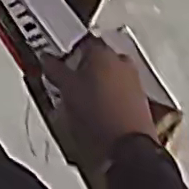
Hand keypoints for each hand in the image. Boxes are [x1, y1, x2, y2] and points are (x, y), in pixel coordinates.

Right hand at [41, 36, 155, 153]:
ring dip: (97, 81)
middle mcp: (122, 64)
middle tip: (69, 74)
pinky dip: (109, 97)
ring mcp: (135, 85)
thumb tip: (47, 61)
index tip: (57, 56)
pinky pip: (120, 93)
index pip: (81, 40)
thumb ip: (53, 67)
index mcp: (103, 51)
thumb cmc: (99, 111)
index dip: (67, 48)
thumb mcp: (65, 86)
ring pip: (110, 75)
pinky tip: (97, 108)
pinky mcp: (142, 106)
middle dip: (83, 65)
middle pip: (97, 57)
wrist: (127, 148)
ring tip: (81, 94)